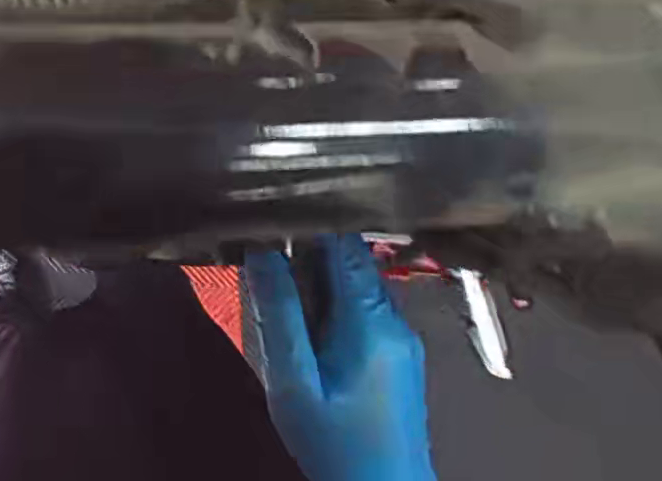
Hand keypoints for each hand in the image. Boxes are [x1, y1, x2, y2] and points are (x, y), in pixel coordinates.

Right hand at [244, 235, 435, 480]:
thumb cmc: (336, 447)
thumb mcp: (294, 383)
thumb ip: (278, 313)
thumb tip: (260, 249)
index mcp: (371, 318)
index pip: (345, 240)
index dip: (309, 220)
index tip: (273, 215)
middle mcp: (394, 316)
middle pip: (350, 256)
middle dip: (308, 248)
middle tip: (267, 254)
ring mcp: (401, 334)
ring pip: (355, 277)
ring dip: (318, 273)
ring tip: (281, 285)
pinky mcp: (398, 350)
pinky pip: (362, 301)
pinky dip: (332, 295)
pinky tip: (307, 317)